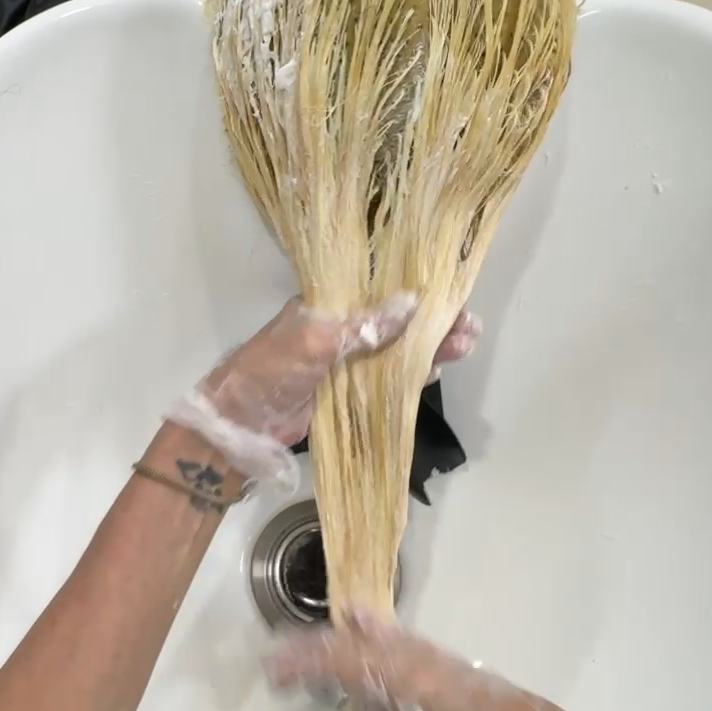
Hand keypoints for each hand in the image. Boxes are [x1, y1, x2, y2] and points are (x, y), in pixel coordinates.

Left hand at [167, 295, 481, 481]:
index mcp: (330, 304)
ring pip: (396, 349)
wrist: (242, 421)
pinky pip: (385, 378)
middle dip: (433, 322)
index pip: (382, 289)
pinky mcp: (348, 389)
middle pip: (397, 320)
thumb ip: (363, 326)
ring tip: (463, 346)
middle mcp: (342, 327)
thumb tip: (412, 303)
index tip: (452, 295)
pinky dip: (409, 375)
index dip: (418, 291)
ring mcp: (347, 360)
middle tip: (469, 328)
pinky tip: (434, 372)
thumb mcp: (316, 341)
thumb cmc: (272, 369)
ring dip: (428, 348)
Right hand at [266, 609, 586, 710]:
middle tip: (277, 659)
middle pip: (355, 643)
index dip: (305, 663)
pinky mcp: (448, 662)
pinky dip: (372, 631)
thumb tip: (364, 701)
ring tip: (305, 637)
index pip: (344, 663)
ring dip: (337, 636)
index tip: (273, 670)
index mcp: (409, 682)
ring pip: (376, 636)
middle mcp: (418, 658)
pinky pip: (399, 639)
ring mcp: (435, 656)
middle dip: (313, 648)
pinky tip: (362, 621)